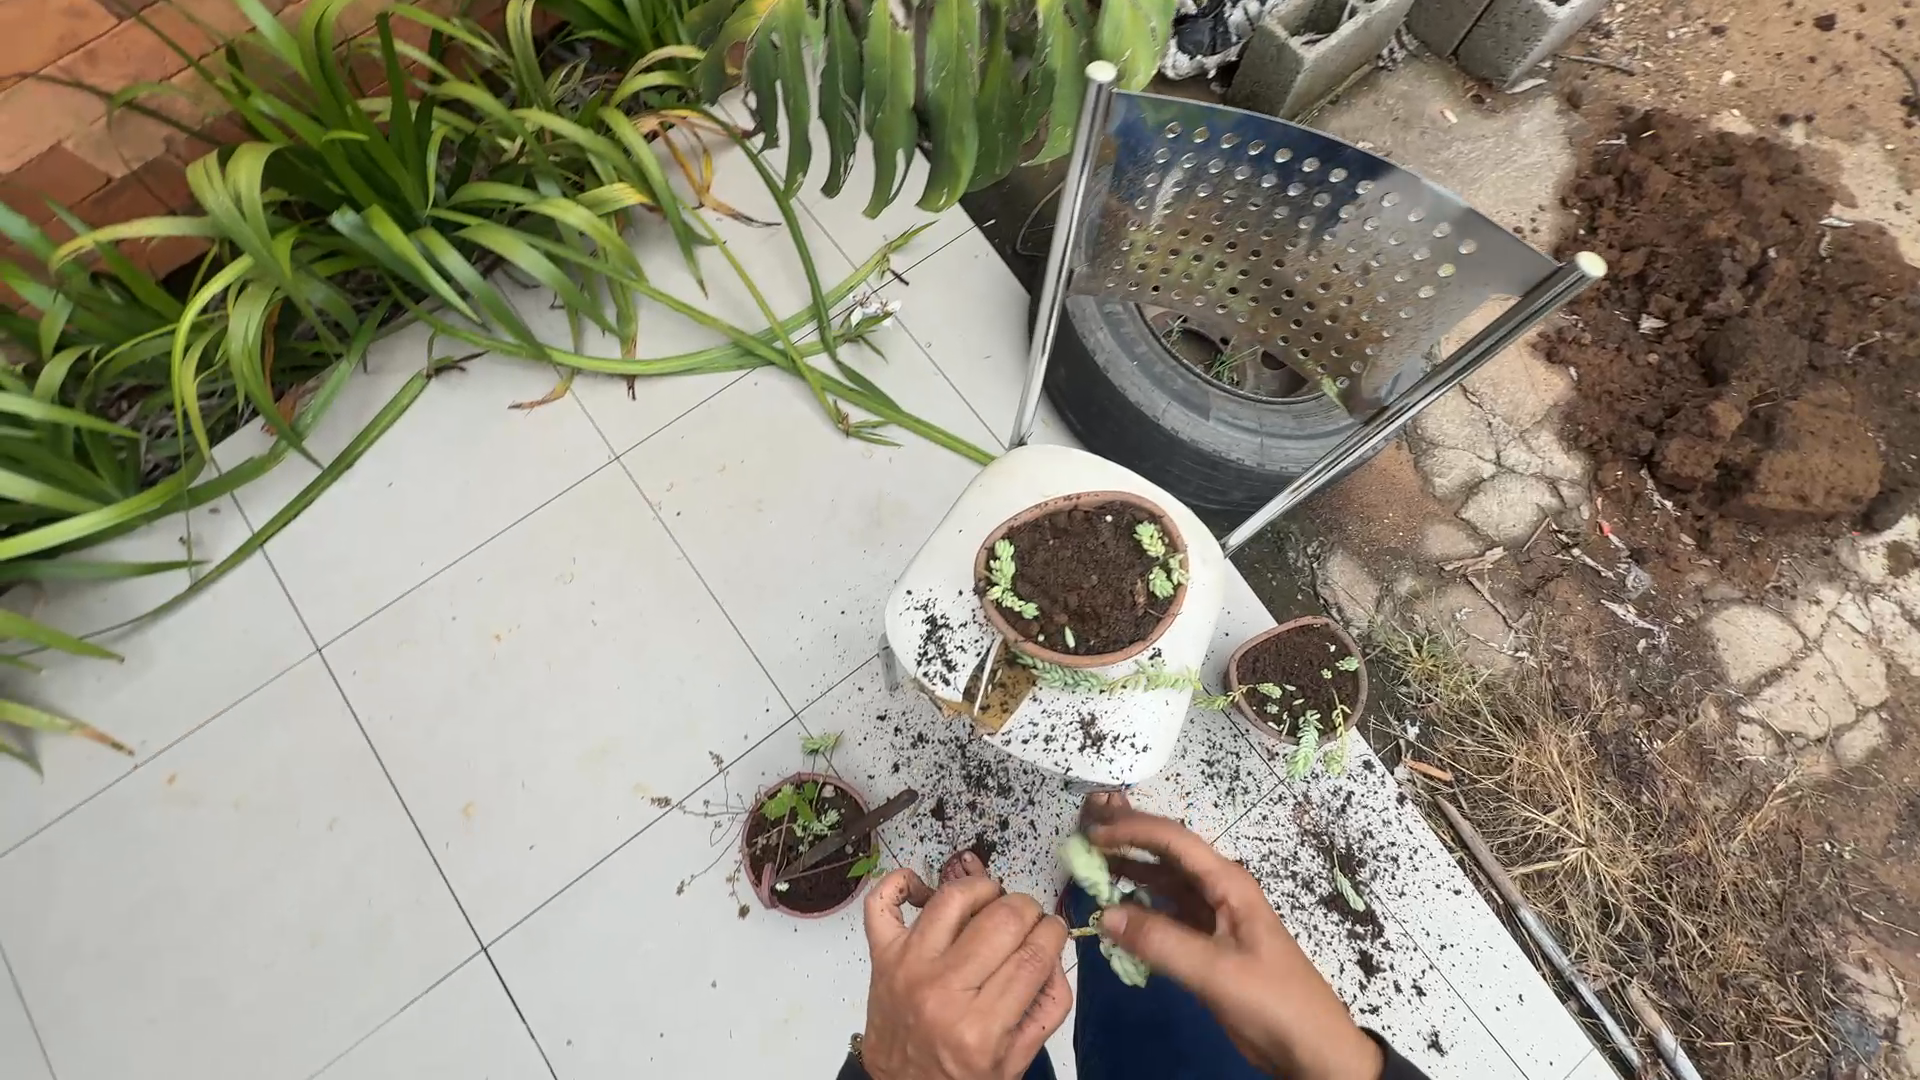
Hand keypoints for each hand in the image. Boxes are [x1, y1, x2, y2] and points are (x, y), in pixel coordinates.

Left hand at [859, 867, 1072, 1079]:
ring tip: (992, 899)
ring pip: (953, 898)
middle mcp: (942, 992)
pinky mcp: (882, 954)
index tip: (1055, 929)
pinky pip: (881, 903)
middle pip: (1002, 920)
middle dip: (1027, 908)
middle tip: (1029, 918)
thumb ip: (1048, 1005)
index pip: (1033, 957)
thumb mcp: (1016, 1060)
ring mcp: (908, 967)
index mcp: (979, 1030)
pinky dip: (900, 883)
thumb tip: (1054, 947)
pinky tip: (923, 888)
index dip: (1053, 932)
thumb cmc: (960, 1075)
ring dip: (982, 887)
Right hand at [1087, 808, 1383, 1079]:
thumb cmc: (1274, 1000)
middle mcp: (1217, 888)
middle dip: (1127, 841)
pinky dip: (1139, 906)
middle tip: (1084, 837)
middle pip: (1166, 853)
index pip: (1173, 840)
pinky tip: (1116, 908)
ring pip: (1164, 881)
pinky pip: (1166, 912)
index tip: (1094, 835)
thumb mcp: (1217, 971)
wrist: (1315, 1052)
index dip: (1132, 831)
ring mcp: (1211, 914)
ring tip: (1091, 865)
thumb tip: (1105, 915)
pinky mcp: (1206, 941)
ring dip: (1130, 871)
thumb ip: (1160, 942)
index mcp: (1227, 881)